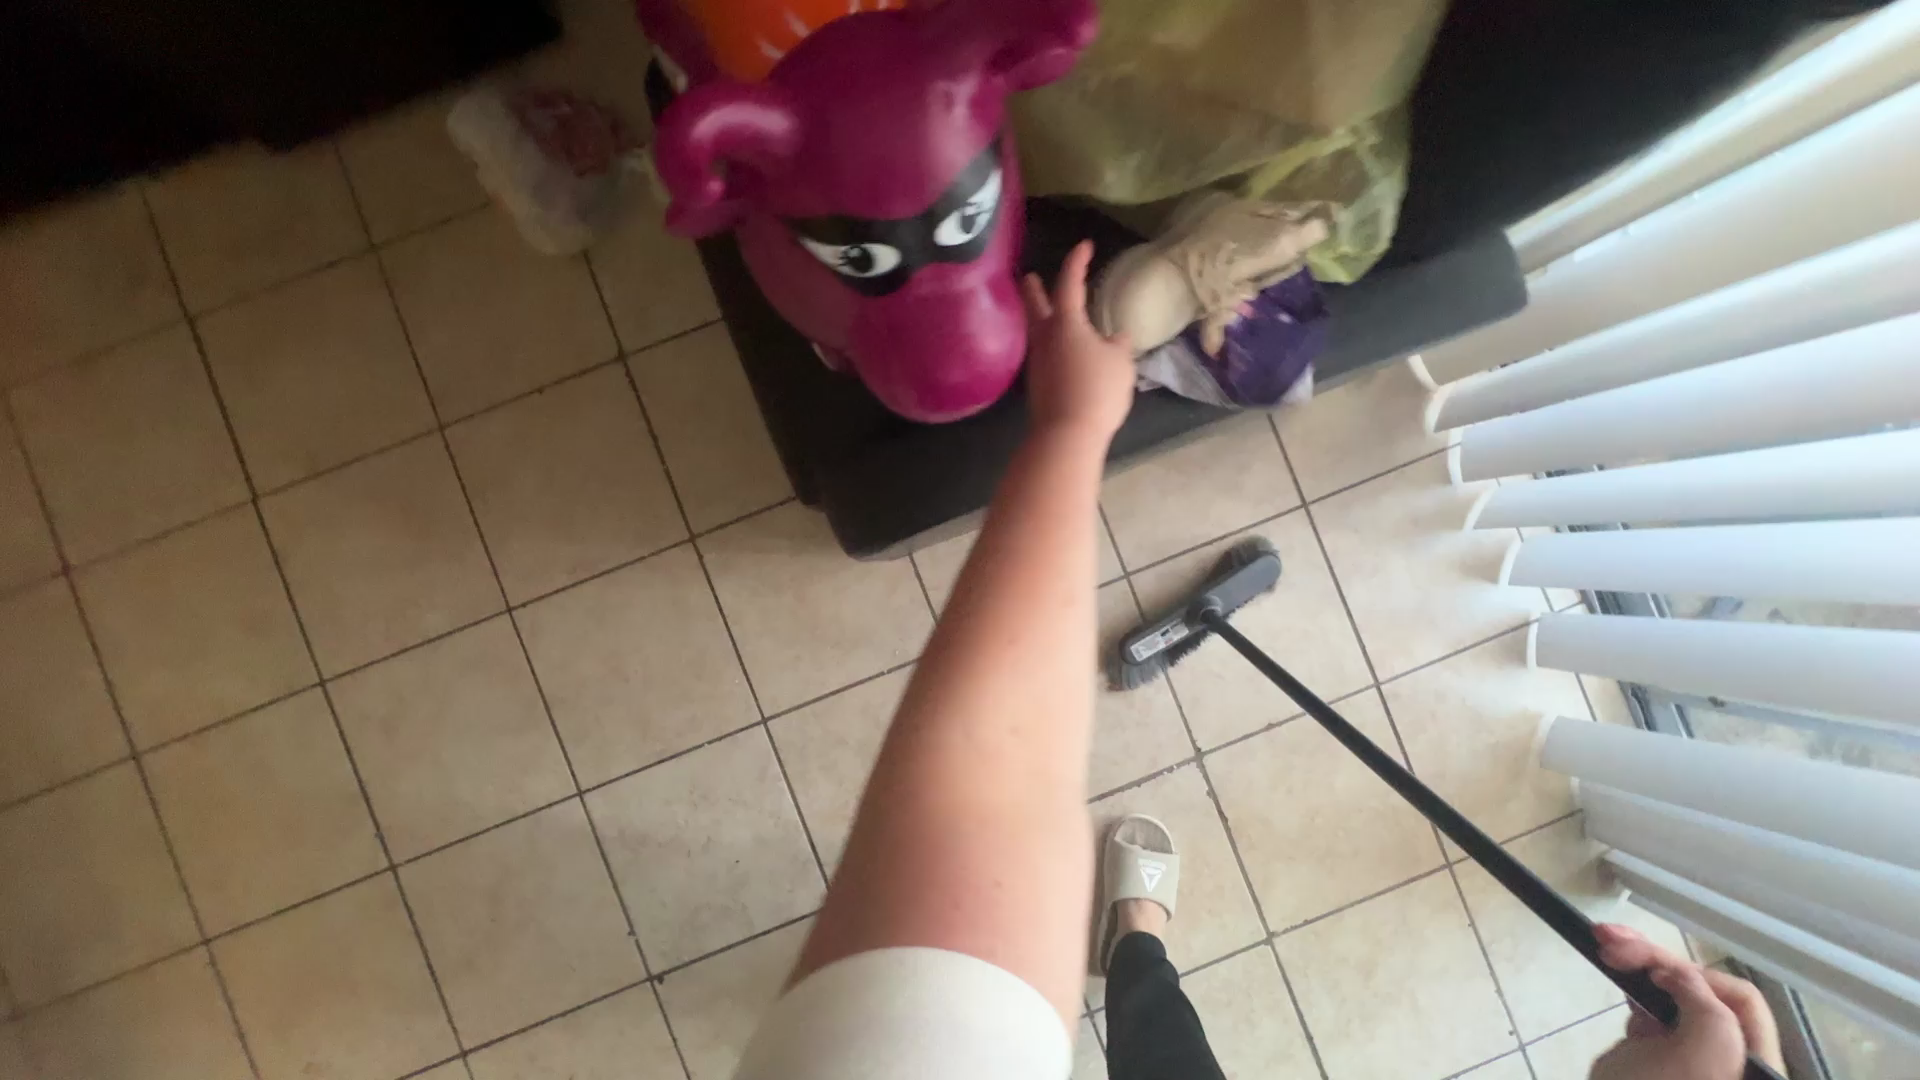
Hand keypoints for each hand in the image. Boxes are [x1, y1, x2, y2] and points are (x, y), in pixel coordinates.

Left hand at [1022, 240, 1135, 441]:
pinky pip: (1041, 353)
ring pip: (1034, 330)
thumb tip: (1116, 336)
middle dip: (1033, 288)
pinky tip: (1056, 350)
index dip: (1077, 262)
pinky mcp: (1036, 383)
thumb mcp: (1121, 364)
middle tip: (1029, 276)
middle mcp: (1045, 337)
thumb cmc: (1097, 391)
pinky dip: (1047, 343)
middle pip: (1035, 304)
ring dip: (1038, 317)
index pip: (1070, 283)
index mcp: (1066, 323)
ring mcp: (1036, 361)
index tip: (1084, 247)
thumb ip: (1118, 345)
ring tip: (1045, 313)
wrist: (1066, 433)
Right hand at [1589, 924, 1783, 1079]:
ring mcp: (1699, 1057)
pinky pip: (1658, 1007)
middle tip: (1606, 939)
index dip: (1687, 972)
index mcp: (1758, 1067)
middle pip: (1707, 990)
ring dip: (1640, 961)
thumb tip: (1681, 976)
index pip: (1738, 999)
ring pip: (1678, 992)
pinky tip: (1614, 973)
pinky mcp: (1665, 1054)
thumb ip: (1709, 1019)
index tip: (1634, 962)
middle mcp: (1737, 1060)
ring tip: (1603, 945)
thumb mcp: (1695, 1066)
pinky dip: (1634, 982)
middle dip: (1655, 957)